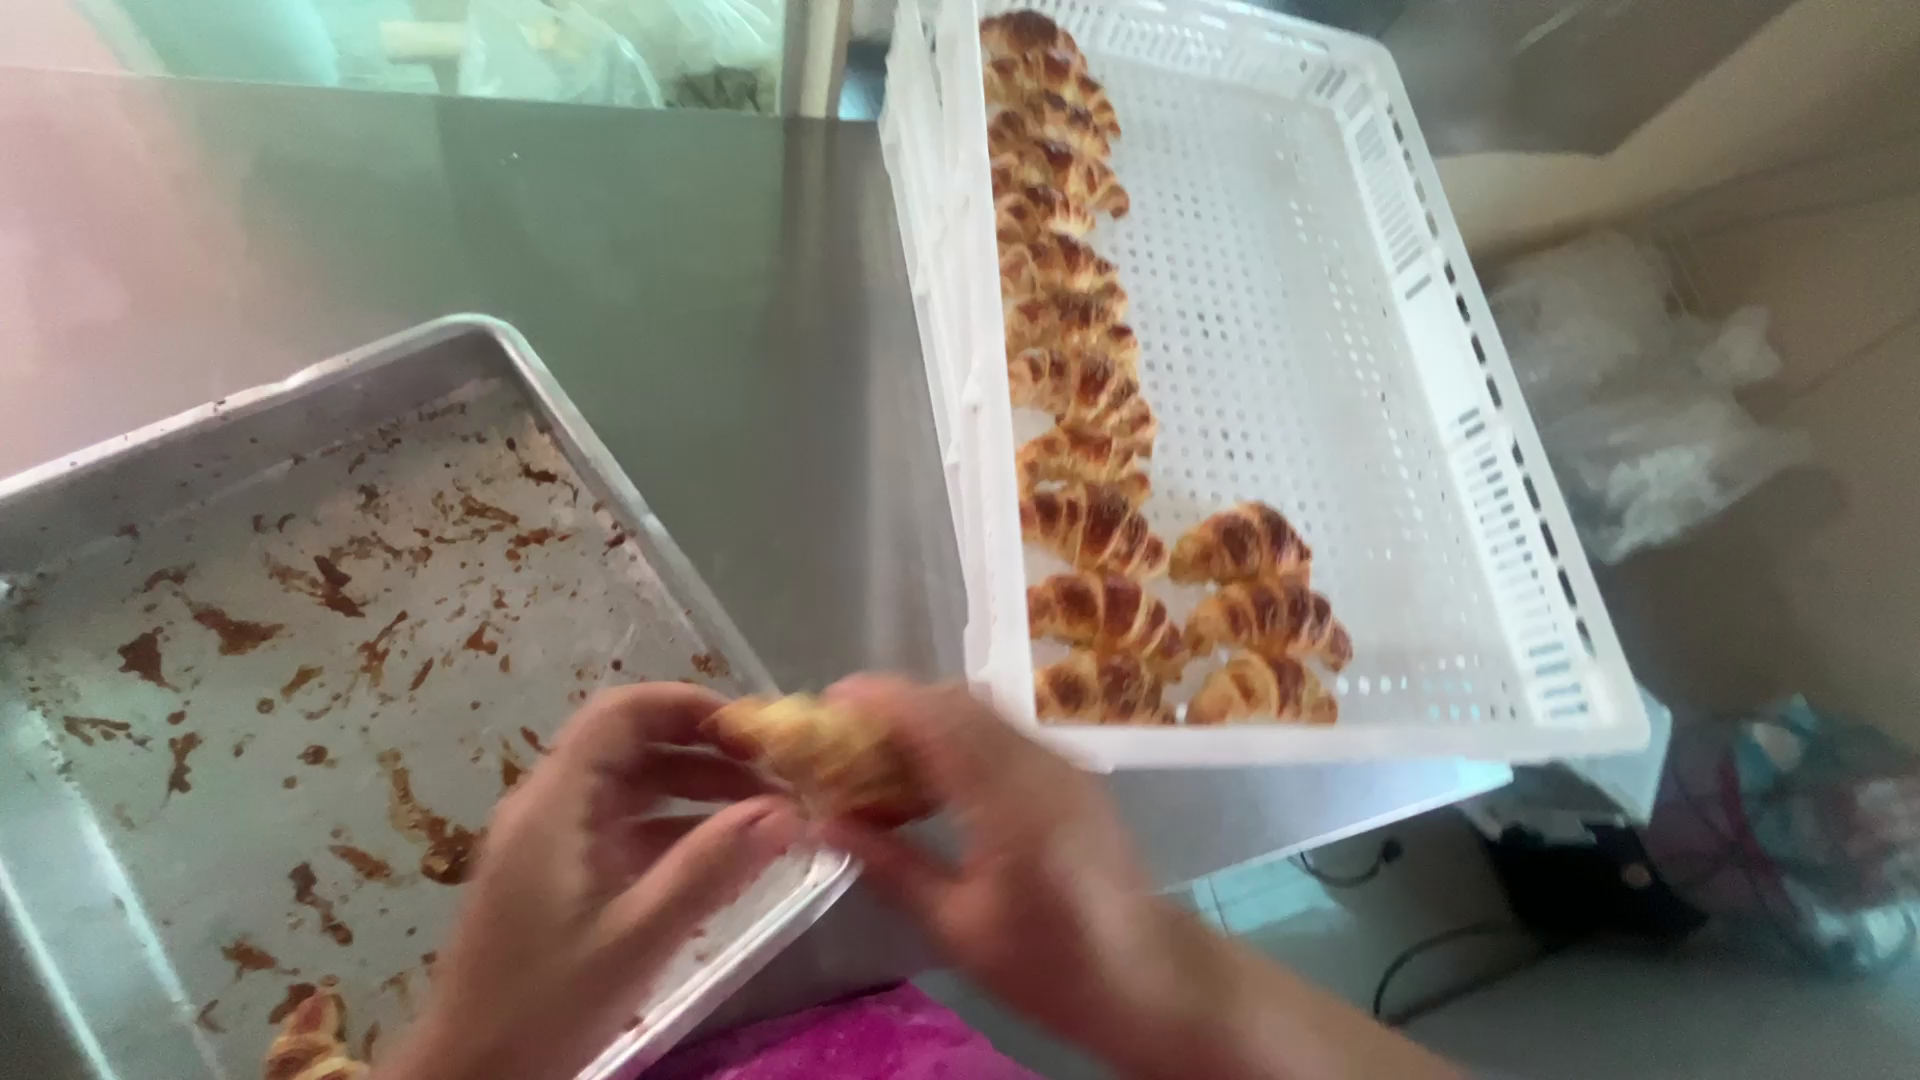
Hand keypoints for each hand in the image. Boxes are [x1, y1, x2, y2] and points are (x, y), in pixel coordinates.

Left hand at [378, 684, 803, 1079]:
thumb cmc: (540, 1010)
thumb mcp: (636, 938)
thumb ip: (711, 868)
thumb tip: (786, 810)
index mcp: (555, 804)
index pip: (623, 713)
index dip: (690, 705)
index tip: (753, 732)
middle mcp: (554, 806)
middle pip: (638, 744)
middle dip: (711, 751)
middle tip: (776, 774)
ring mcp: (559, 840)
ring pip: (642, 785)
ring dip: (705, 789)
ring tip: (768, 812)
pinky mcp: (569, 873)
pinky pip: (635, 827)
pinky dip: (684, 828)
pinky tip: (729, 853)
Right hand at [822, 677, 1463, 1079]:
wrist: (1151, 975)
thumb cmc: (1051, 966)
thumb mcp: (959, 928)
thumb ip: (890, 866)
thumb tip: (824, 823)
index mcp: (1009, 803)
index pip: (938, 720)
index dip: (881, 698)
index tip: (830, 702)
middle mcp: (1039, 763)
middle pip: (959, 699)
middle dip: (897, 701)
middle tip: (846, 731)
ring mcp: (1061, 759)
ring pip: (982, 707)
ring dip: (928, 712)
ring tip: (881, 748)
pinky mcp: (1070, 767)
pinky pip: (1003, 727)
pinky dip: (958, 729)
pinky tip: (936, 769)